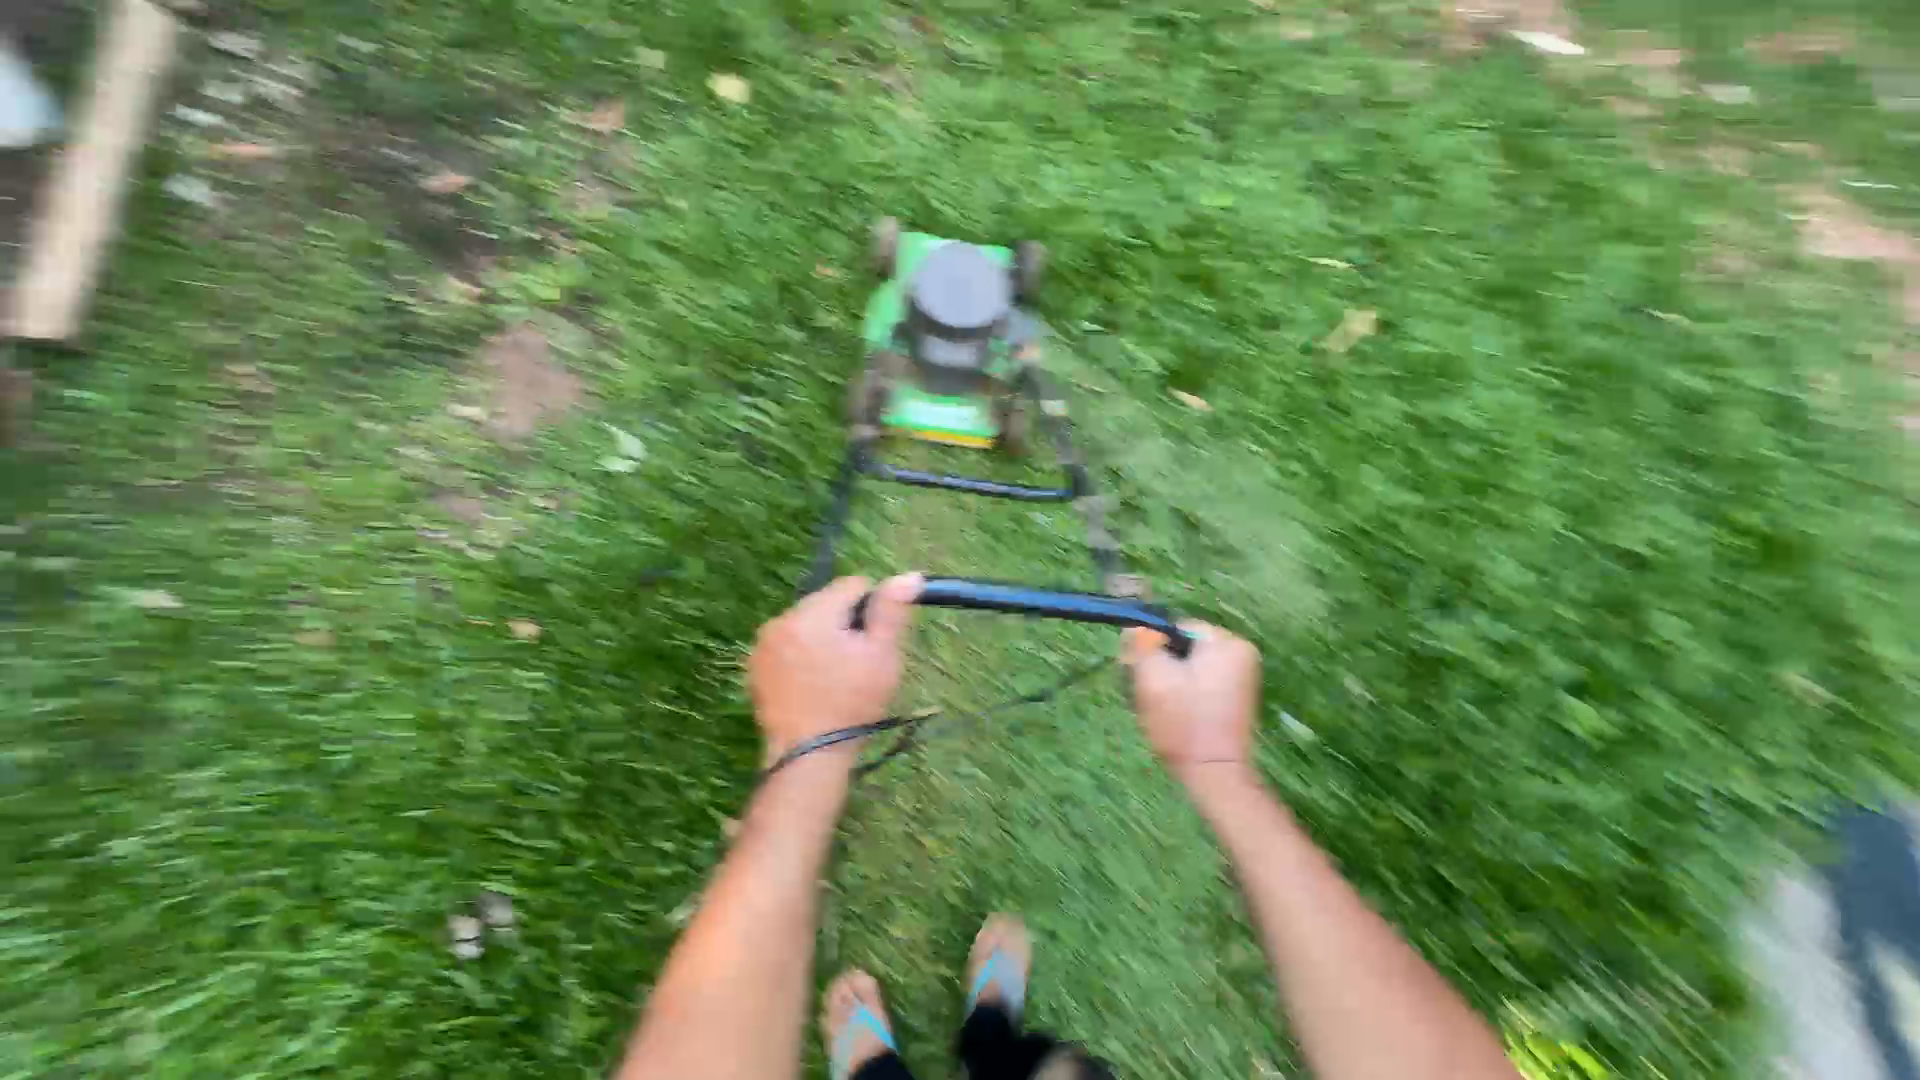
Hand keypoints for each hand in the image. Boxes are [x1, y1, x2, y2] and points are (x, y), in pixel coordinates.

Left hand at [749, 575, 922, 763]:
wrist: (808, 755)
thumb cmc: (852, 704)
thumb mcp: (882, 655)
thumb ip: (892, 610)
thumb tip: (908, 575)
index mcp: (812, 612)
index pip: (852, 585)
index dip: (871, 610)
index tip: (873, 642)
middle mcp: (781, 620)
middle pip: (825, 604)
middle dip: (843, 624)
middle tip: (855, 663)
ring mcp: (762, 645)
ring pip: (805, 624)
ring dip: (820, 638)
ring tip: (833, 676)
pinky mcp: (753, 668)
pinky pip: (786, 646)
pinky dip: (800, 656)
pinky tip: (811, 685)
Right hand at [1122, 621, 1260, 785]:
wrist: (1212, 774)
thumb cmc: (1183, 721)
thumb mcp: (1152, 675)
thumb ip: (1140, 644)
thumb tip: (1135, 629)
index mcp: (1227, 643)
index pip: (1176, 628)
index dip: (1151, 646)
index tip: (1137, 670)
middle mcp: (1240, 656)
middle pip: (1181, 647)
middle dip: (1157, 666)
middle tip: (1143, 691)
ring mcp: (1239, 680)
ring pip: (1185, 667)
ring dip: (1164, 682)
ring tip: (1154, 707)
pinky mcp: (1231, 701)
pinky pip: (1196, 684)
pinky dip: (1178, 695)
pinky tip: (1169, 715)